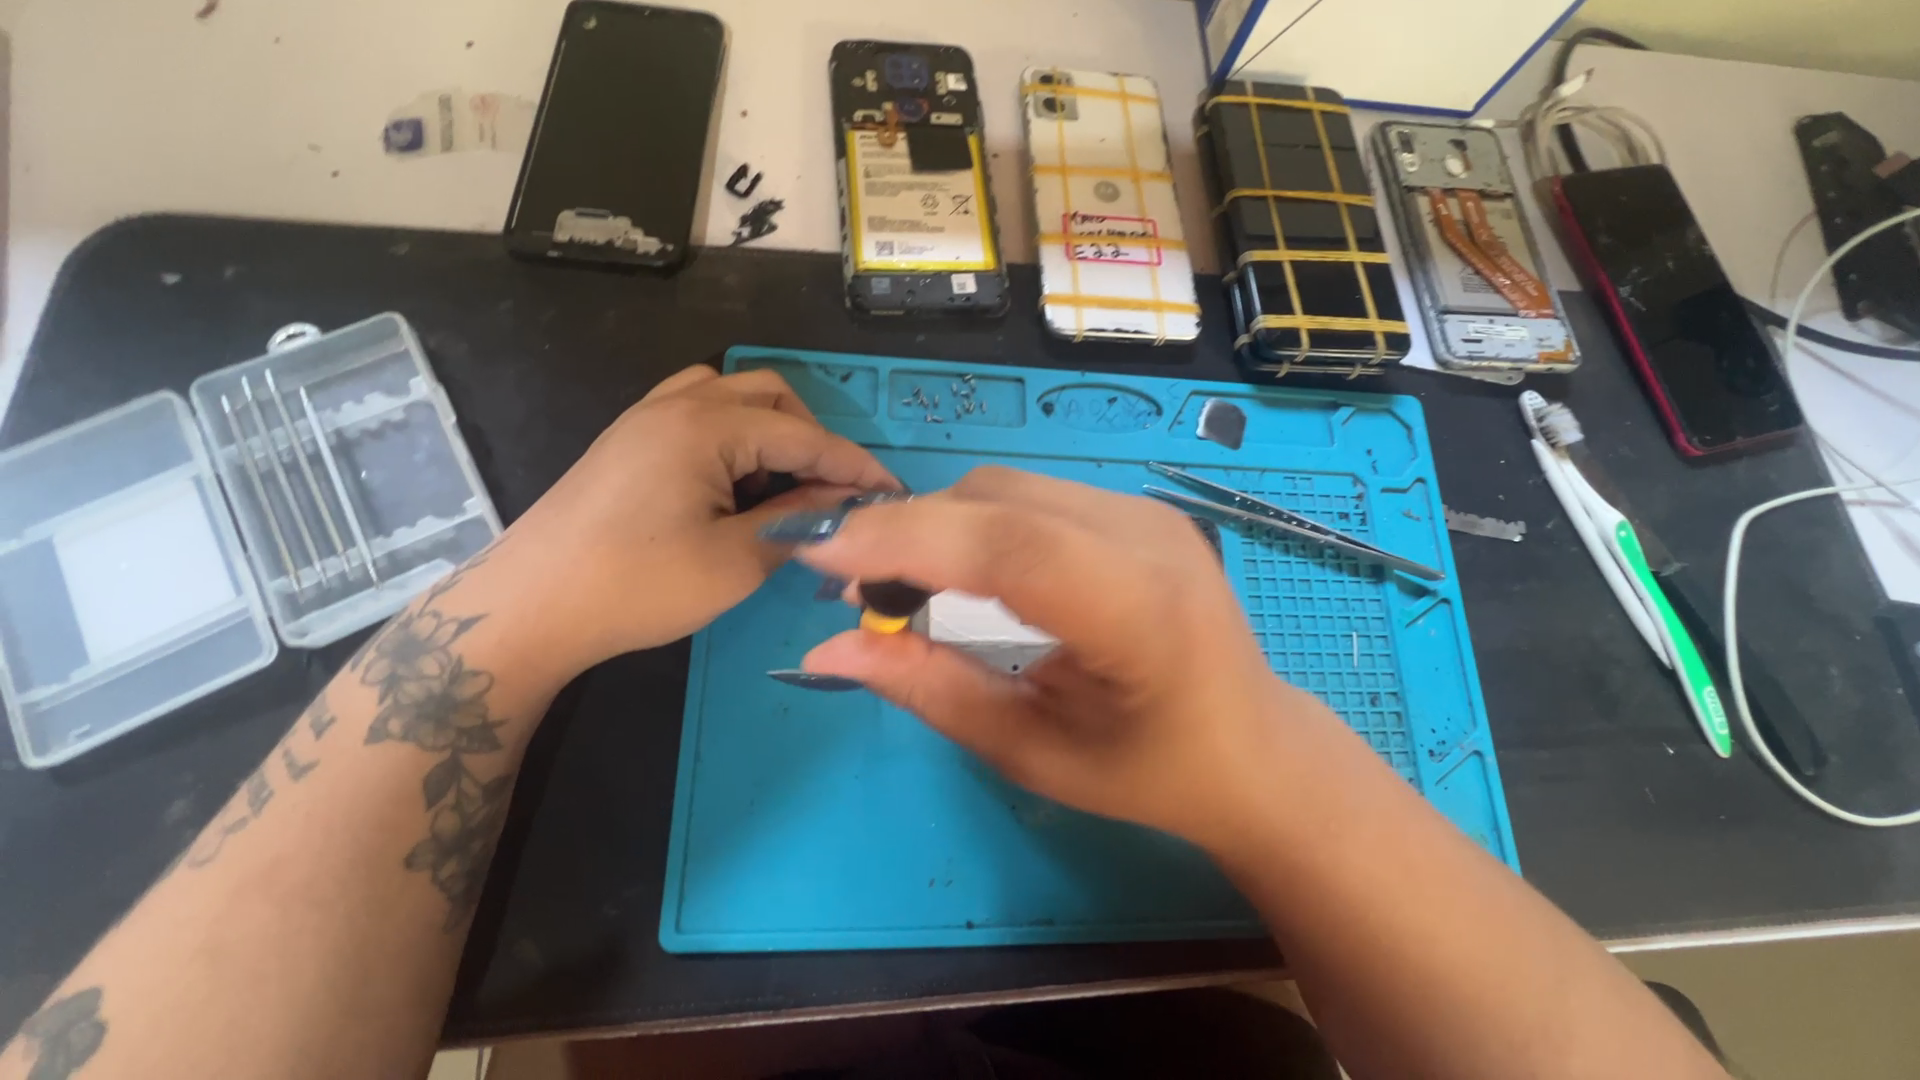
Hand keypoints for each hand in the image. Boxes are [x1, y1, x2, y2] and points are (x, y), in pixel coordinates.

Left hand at [491, 365, 897, 670]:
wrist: (532, 606)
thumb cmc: (638, 585)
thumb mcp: (736, 561)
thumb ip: (798, 521)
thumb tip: (845, 502)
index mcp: (707, 426)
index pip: (804, 436)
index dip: (855, 466)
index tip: (893, 492)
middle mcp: (677, 404)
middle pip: (770, 396)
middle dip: (812, 439)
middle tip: (830, 493)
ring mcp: (646, 418)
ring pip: (731, 397)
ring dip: (771, 431)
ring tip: (781, 485)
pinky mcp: (628, 441)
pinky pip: (697, 414)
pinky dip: (732, 436)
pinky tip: (733, 483)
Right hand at [784, 467, 1339, 850]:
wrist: (1254, 747)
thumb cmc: (1150, 773)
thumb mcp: (1033, 752)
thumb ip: (932, 691)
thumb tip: (828, 650)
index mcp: (1141, 612)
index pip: (1010, 548)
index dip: (905, 541)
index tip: (819, 558)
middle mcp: (1150, 538)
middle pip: (998, 502)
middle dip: (906, 532)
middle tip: (851, 590)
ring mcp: (1148, 512)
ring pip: (1006, 488)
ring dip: (938, 525)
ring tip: (899, 586)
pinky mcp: (1137, 508)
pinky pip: (1030, 496)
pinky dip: (973, 524)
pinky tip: (957, 569)